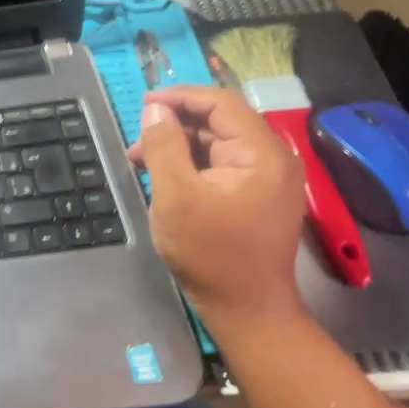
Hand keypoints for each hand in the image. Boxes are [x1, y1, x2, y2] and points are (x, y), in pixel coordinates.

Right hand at [127, 86, 307, 326]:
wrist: (246, 309)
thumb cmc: (210, 252)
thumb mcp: (176, 196)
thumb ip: (164, 146)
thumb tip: (155, 111)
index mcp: (261, 154)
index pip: (221, 104)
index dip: (180, 98)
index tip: (143, 105)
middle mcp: (272, 159)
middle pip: (220, 121)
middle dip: (174, 126)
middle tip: (136, 143)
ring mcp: (266, 179)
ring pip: (216, 143)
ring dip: (178, 146)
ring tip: (141, 163)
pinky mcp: (255, 196)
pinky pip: (220, 165)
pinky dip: (190, 164)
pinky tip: (163, 177)